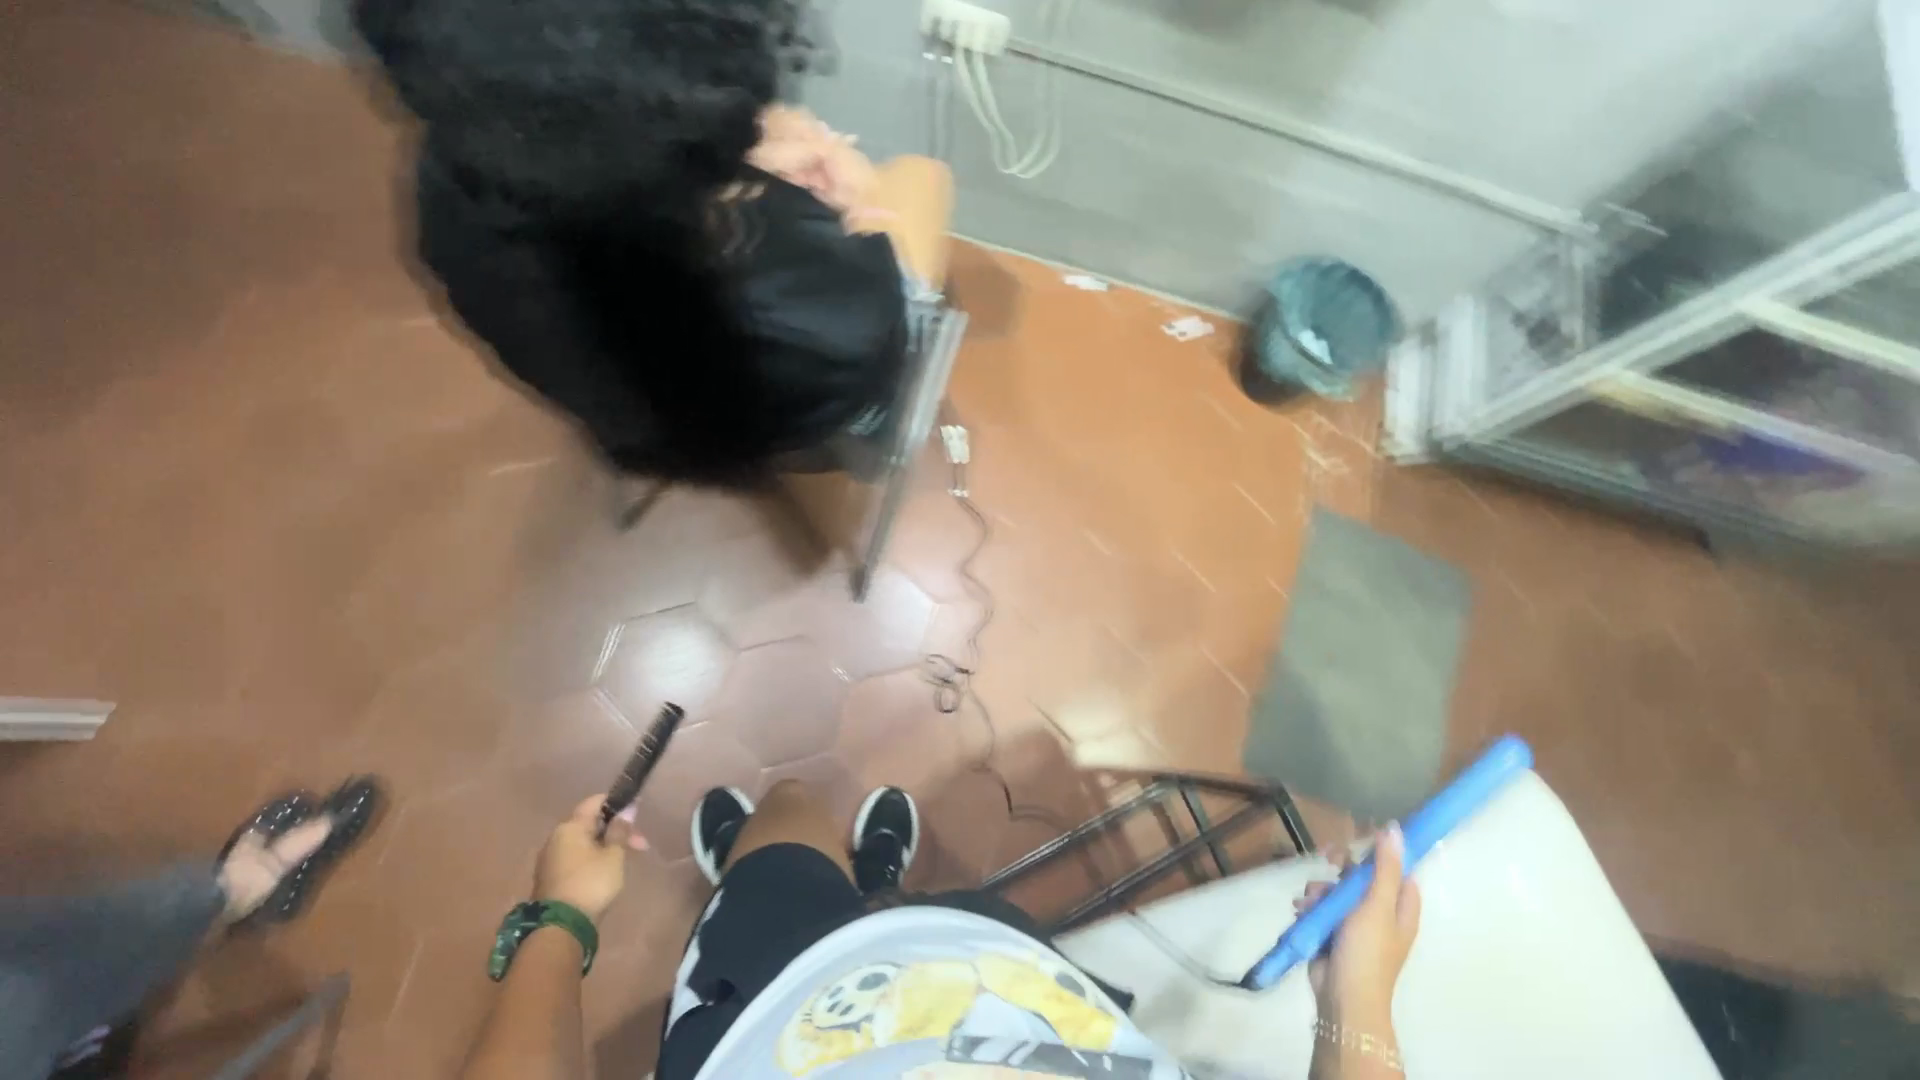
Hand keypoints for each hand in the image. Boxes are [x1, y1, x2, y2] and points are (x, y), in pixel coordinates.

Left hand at [532, 796, 646, 923]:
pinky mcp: (550, 877)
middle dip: (616, 830)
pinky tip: (607, 871)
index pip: (595, 802)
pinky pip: (576, 857)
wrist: (561, 927)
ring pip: (583, 842)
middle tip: (640, 845)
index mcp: (570, 827)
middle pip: (590, 823)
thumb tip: (628, 809)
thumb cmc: (591, 883)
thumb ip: (620, 830)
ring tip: (625, 860)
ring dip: (606, 845)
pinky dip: (593, 858)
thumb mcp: (614, 855)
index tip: (637, 813)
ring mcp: (550, 859)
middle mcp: (555, 838)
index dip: (617, 802)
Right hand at [1295, 822, 1421, 1019]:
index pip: (1398, 870)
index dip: (1381, 852)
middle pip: (1362, 876)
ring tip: (1310, 900)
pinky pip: (1320, 906)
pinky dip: (1310, 906)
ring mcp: (1355, 922)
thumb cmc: (1367, 950)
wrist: (1343, 995)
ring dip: (1320, 890)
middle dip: (1341, 868)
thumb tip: (1396, 829)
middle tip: (1326, 857)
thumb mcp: (1377, 905)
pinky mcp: (1332, 931)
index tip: (1361, 837)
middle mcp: (1380, 912)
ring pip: (1336, 889)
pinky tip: (1302, 911)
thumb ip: (1385, 868)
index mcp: (1401, 907)